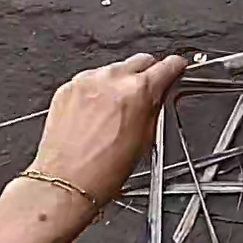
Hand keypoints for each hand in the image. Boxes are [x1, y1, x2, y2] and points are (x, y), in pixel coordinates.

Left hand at [25, 53, 186, 205]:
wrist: (66, 181)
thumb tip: (160, 93)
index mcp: (138, 90)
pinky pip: (91, 79)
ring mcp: (87, 80)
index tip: (175, 71)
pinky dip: (98, 90)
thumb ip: (155, 106)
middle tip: (146, 93)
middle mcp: (112, 78)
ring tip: (116, 110)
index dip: (175, 69)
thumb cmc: (104, 169)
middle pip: (141, 60)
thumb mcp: (146, 138)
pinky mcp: (68, 87)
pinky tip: (97, 113)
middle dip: (148, 73)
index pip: (168, 65)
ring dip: (121, 82)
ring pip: (115, 69)